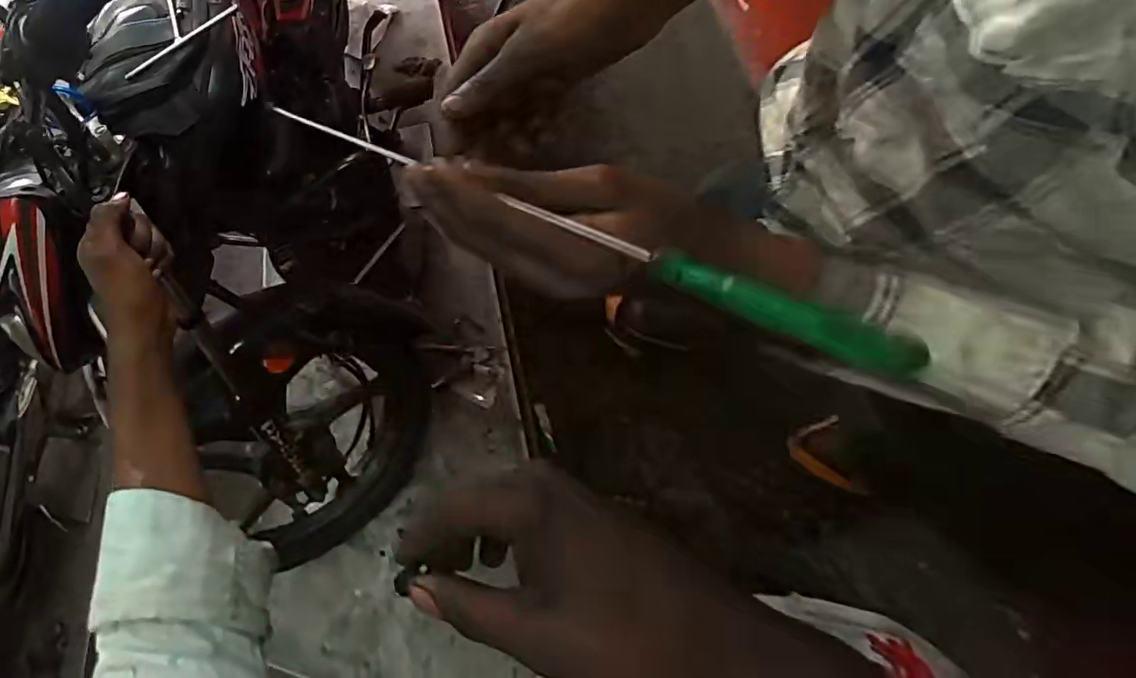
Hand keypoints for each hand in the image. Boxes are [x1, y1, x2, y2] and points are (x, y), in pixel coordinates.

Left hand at [78, 194, 175, 346]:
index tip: (126, 238)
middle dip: (144, 237)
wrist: (148, 324)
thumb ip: (108, 217)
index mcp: (94, 240)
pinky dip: (164, 259)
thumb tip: (121, 194)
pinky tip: (159, 272)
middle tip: (139, 258)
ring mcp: (132, 257)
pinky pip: (164, 247)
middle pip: (138, 220)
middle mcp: (111, 246)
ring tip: (150, 268)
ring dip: (156, 249)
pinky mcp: (151, 265)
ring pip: (154, 233)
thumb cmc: (125, 288)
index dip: (126, 221)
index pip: (115, 210)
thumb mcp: (108, 249)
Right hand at [398, 463, 870, 677]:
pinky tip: (510, 565)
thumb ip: (470, 609)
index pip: (452, 507)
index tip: (398, 564)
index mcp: (526, 497)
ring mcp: (573, 490)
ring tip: (461, 570)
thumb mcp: (539, 638)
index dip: (420, 536)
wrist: (737, 657)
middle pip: (474, 496)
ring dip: (475, 533)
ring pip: (502, 501)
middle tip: (426, 571)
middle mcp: (543, 478)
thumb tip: (416, 589)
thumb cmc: (629, 646)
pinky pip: (531, 509)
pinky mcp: (594, 509)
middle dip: (446, 533)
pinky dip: (508, 534)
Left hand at [402, 161, 821, 300]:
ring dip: (446, 217)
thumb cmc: (667, 216)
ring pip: (478, 249)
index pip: (492, 219)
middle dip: (438, 205)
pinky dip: (468, 229)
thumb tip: (471, 174)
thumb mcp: (603, 184)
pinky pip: (493, 255)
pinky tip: (451, 207)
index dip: (452, 193)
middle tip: (409, 171)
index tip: (422, 165)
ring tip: (421, 185)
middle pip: (475, 239)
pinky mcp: (542, 284)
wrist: (708, 269)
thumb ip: (532, 186)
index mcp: (570, 251)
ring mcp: (542, 287)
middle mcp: (546, 278)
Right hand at [439, 0, 744, 161]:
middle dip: (483, 133)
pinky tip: (545, 138)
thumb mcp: (527, 51)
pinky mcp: (553, 79)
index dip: (453, 125)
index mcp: (483, 47)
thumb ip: (488, 82)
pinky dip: (537, 124)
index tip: (459, 156)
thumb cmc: (576, 17)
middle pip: (478, 105)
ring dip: (510, 132)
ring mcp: (527, 71)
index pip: (454, 92)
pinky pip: (535, 109)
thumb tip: (448, 109)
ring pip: (506, 111)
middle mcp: (498, 61)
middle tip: (495, 161)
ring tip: (526, 150)